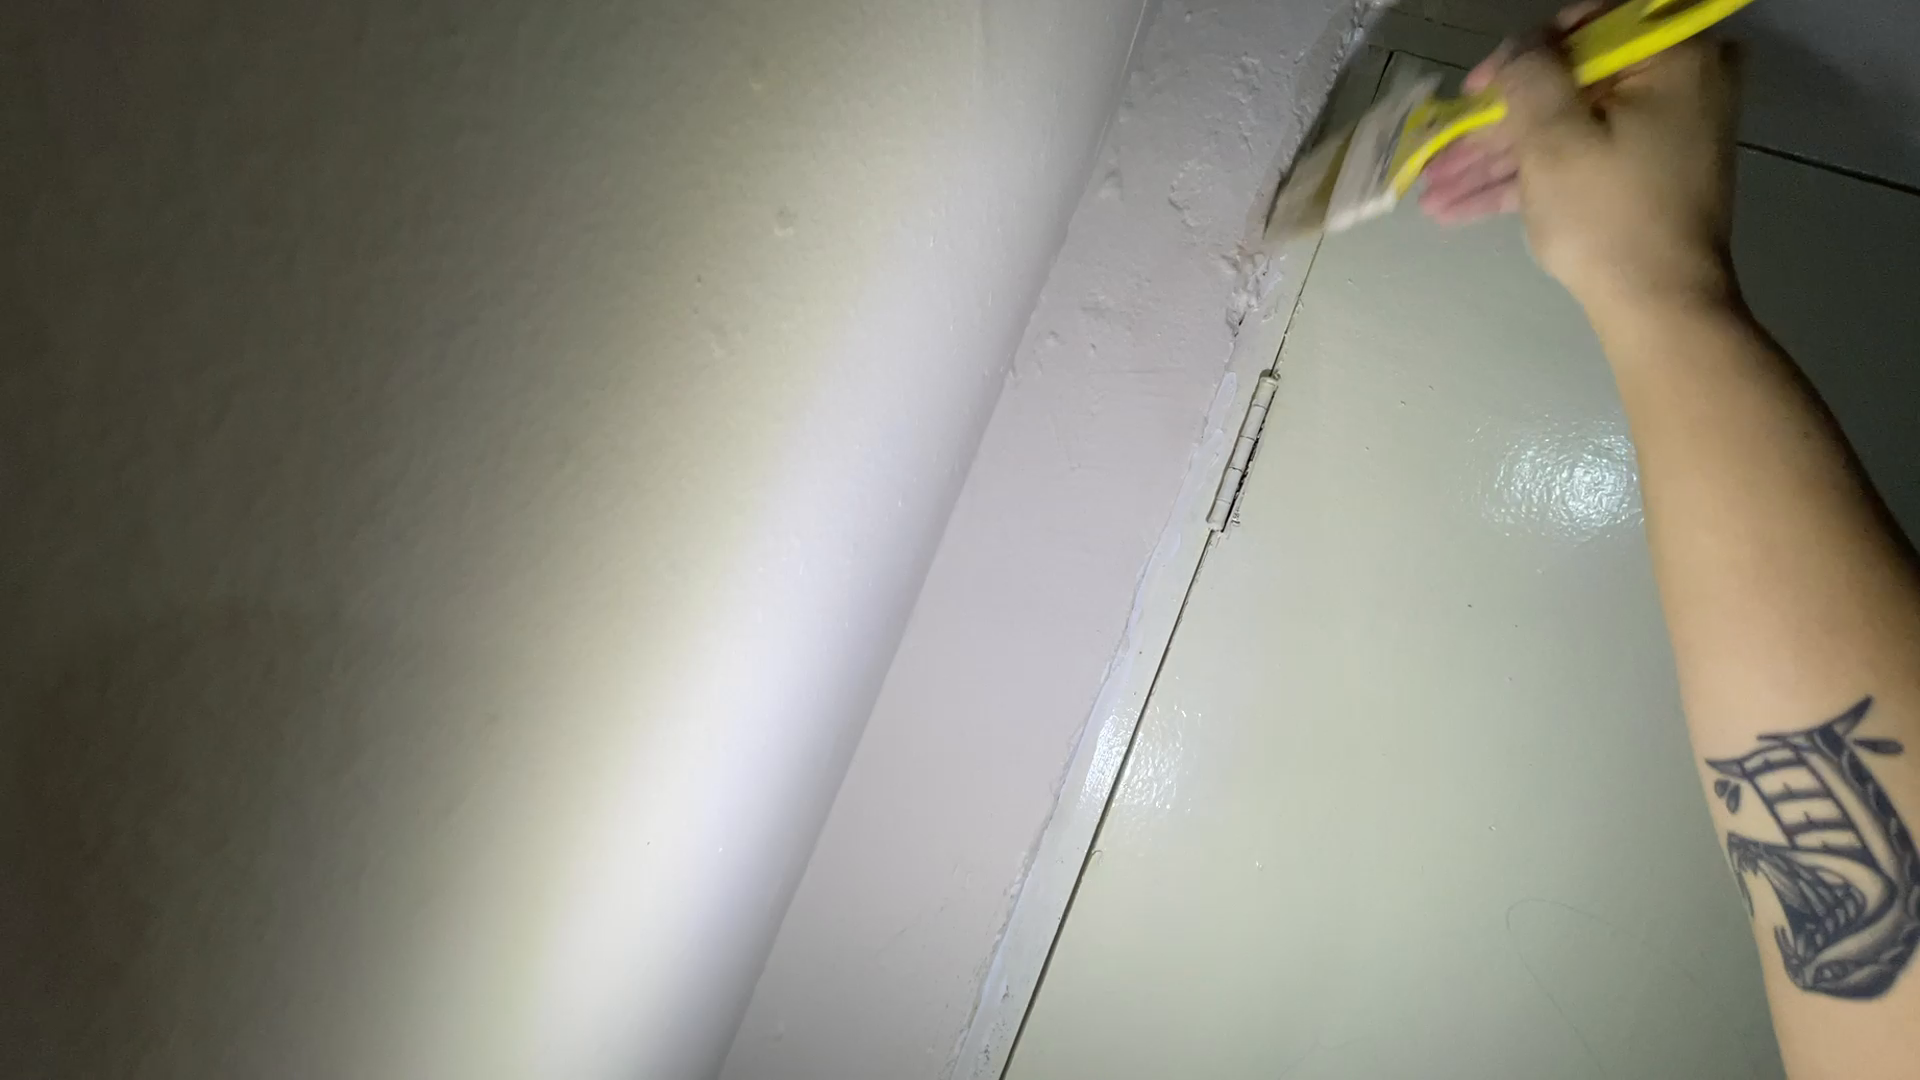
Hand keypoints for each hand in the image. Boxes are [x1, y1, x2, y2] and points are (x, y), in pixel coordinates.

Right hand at [1419, 5, 1743, 317]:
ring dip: (1490, 164)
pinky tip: (1459, 209)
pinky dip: (1517, 184)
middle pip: (1564, 91)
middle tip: (1436, 156)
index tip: (1470, 90)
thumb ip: (1529, 80)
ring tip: (1431, 194)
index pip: (1586, 32)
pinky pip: (1569, 164)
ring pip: (1558, 134)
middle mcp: (1672, 83)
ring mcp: (1654, 132)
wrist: (1654, 294)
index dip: (1519, 58)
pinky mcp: (1634, 175)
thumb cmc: (1605, 212)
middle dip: (1492, 128)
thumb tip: (1514, 46)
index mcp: (1669, 58)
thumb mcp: (1554, 140)